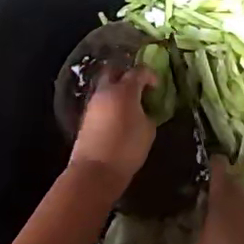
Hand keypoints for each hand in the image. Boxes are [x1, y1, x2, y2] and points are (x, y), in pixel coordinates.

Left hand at [66, 64, 155, 198]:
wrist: (94, 172)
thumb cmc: (127, 148)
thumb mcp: (148, 129)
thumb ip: (148, 113)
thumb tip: (145, 110)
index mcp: (125, 91)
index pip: (139, 71)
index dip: (151, 75)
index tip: (158, 87)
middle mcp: (106, 92)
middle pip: (115, 71)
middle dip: (128, 75)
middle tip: (140, 86)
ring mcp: (93, 105)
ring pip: (105, 87)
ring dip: (118, 90)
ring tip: (131, 104)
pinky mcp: (85, 118)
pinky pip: (101, 102)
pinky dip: (111, 103)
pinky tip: (120, 116)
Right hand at [196, 156, 243, 243]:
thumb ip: (201, 222)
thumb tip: (204, 212)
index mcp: (225, 192)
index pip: (218, 164)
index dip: (208, 163)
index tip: (196, 167)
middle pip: (230, 180)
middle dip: (218, 187)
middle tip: (200, 199)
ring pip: (241, 196)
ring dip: (230, 203)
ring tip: (214, 220)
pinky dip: (240, 217)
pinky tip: (231, 235)